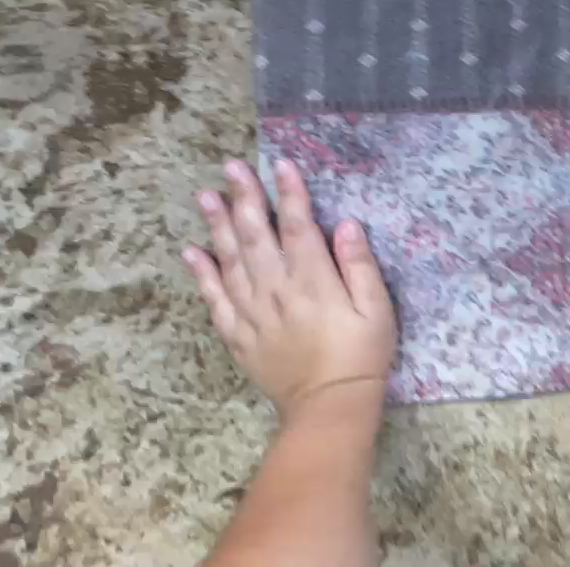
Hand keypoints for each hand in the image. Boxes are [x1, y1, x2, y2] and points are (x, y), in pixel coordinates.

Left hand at [182, 158, 395, 423]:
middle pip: (255, 235)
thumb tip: (346, 224)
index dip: (289, 193)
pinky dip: (201, 272)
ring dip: (217, 225)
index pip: (297, 226)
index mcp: (313, 280)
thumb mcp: (377, 307)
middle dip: (244, 198)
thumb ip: (360, 265)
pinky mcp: (237, 333)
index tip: (281, 164)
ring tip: (206, 195)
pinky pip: (213, 298)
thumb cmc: (362, 350)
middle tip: (231, 167)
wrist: (329, 404)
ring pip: (229, 260)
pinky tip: (192, 250)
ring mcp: (251, 311)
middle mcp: (276, 289)